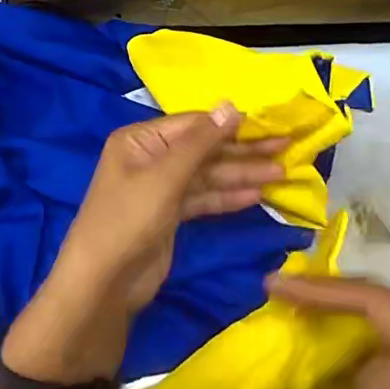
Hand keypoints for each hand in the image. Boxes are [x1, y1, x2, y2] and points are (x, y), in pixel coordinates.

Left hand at [4, 105, 284, 381]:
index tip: (269, 125)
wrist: (103, 283)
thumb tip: (232, 105)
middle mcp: (150, 158)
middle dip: (242, 150)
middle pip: (203, 149)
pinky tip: (257, 194)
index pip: (193, 125)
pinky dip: (228, 196)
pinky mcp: (169, 215)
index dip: (230, 125)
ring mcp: (160, 188)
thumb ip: (202, 142)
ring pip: (207, 175)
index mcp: (140, 140)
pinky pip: (203, 199)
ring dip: (241, 174)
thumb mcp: (165, 176)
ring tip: (281, 172)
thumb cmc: (128, 219)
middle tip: (286, 148)